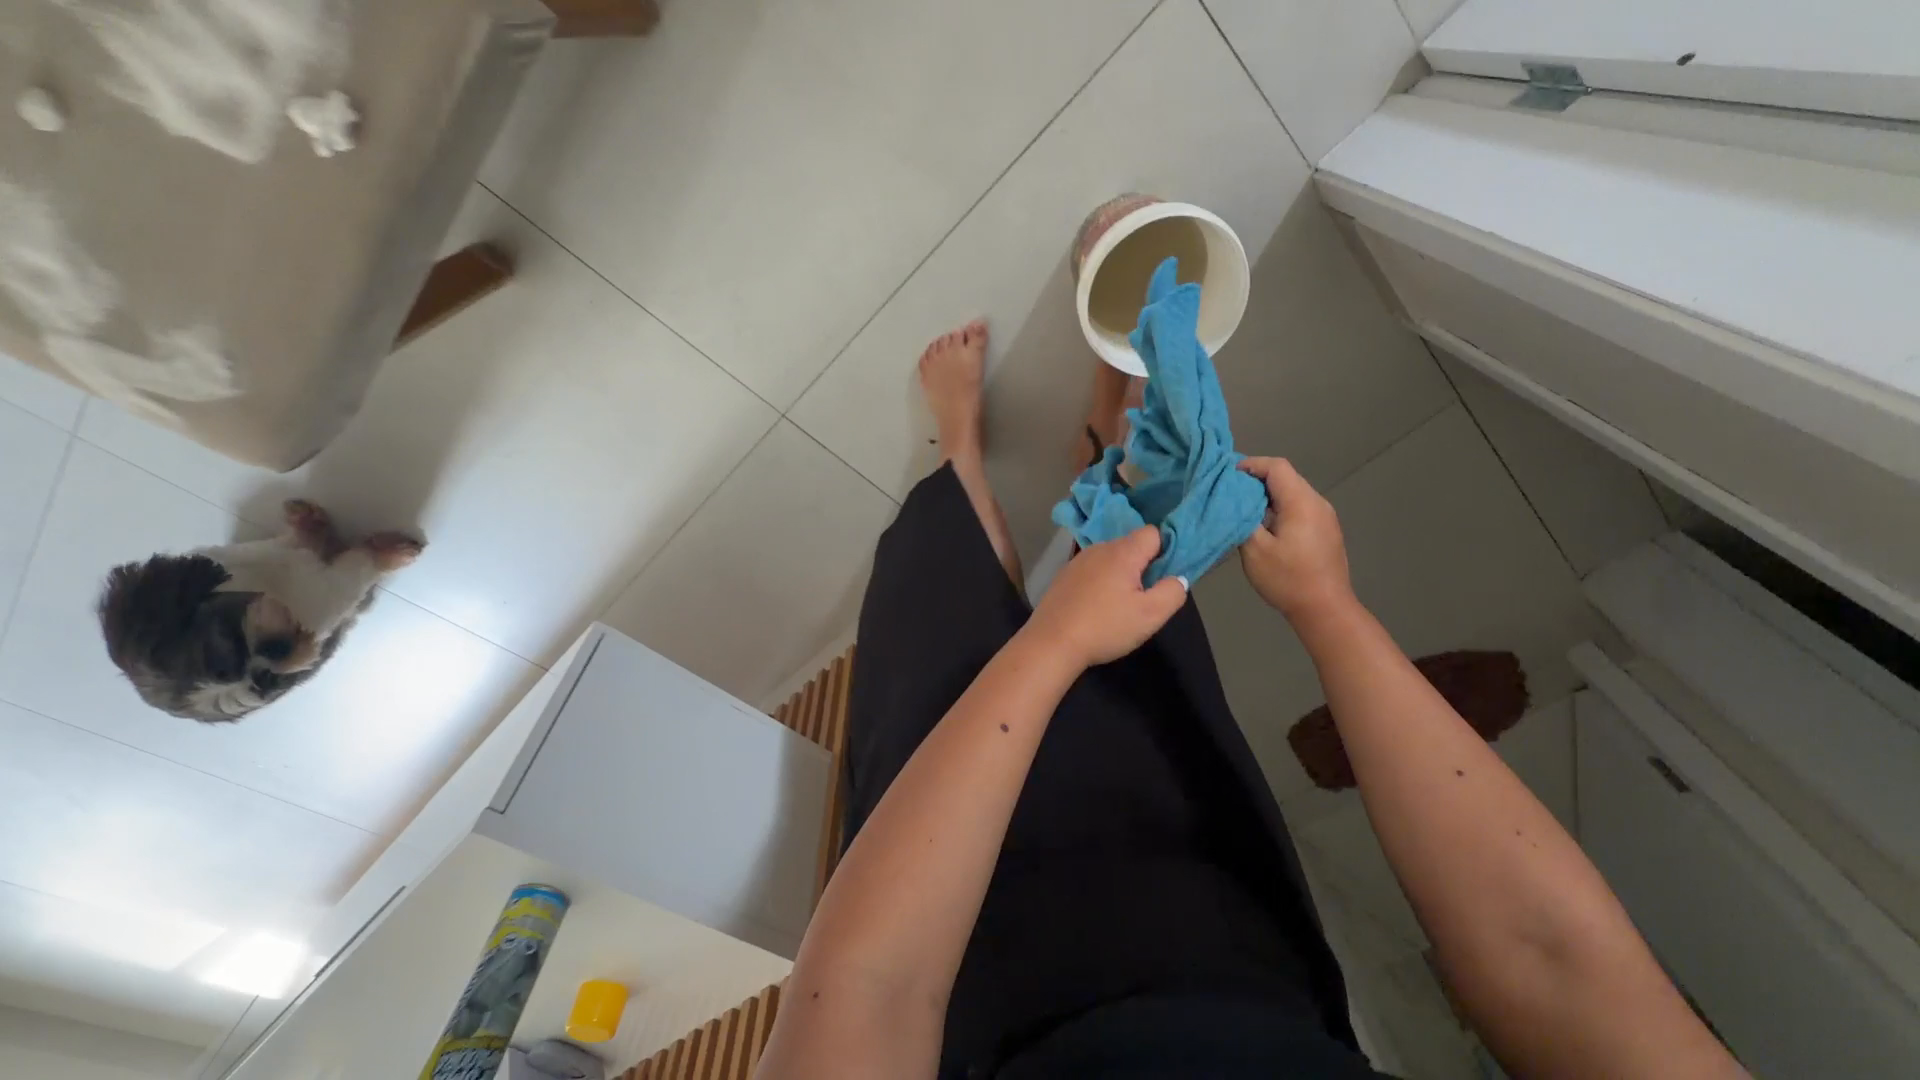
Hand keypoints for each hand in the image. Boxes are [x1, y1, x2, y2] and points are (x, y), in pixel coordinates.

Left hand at [1023, 526, 1189, 668]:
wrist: (1052, 643)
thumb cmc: (1105, 627)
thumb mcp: (1151, 615)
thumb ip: (1172, 592)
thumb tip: (1177, 578)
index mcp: (1122, 552)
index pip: (1152, 533)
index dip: (1163, 551)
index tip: (1162, 577)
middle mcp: (1098, 549)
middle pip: (1130, 546)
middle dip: (1141, 566)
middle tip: (1142, 597)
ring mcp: (1077, 562)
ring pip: (1109, 560)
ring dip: (1119, 576)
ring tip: (1118, 606)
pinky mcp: (1062, 577)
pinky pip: (1091, 572)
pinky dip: (1098, 584)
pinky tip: (1095, 608)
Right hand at [1239, 457, 1354, 621]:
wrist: (1325, 609)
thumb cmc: (1287, 579)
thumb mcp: (1255, 550)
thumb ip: (1242, 518)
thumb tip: (1233, 500)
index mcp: (1301, 502)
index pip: (1276, 467)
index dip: (1251, 465)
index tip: (1227, 475)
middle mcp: (1317, 503)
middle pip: (1286, 477)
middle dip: (1257, 480)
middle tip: (1230, 492)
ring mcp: (1325, 517)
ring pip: (1293, 493)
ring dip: (1268, 496)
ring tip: (1243, 509)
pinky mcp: (1326, 531)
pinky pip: (1301, 508)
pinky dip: (1280, 508)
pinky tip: (1265, 526)